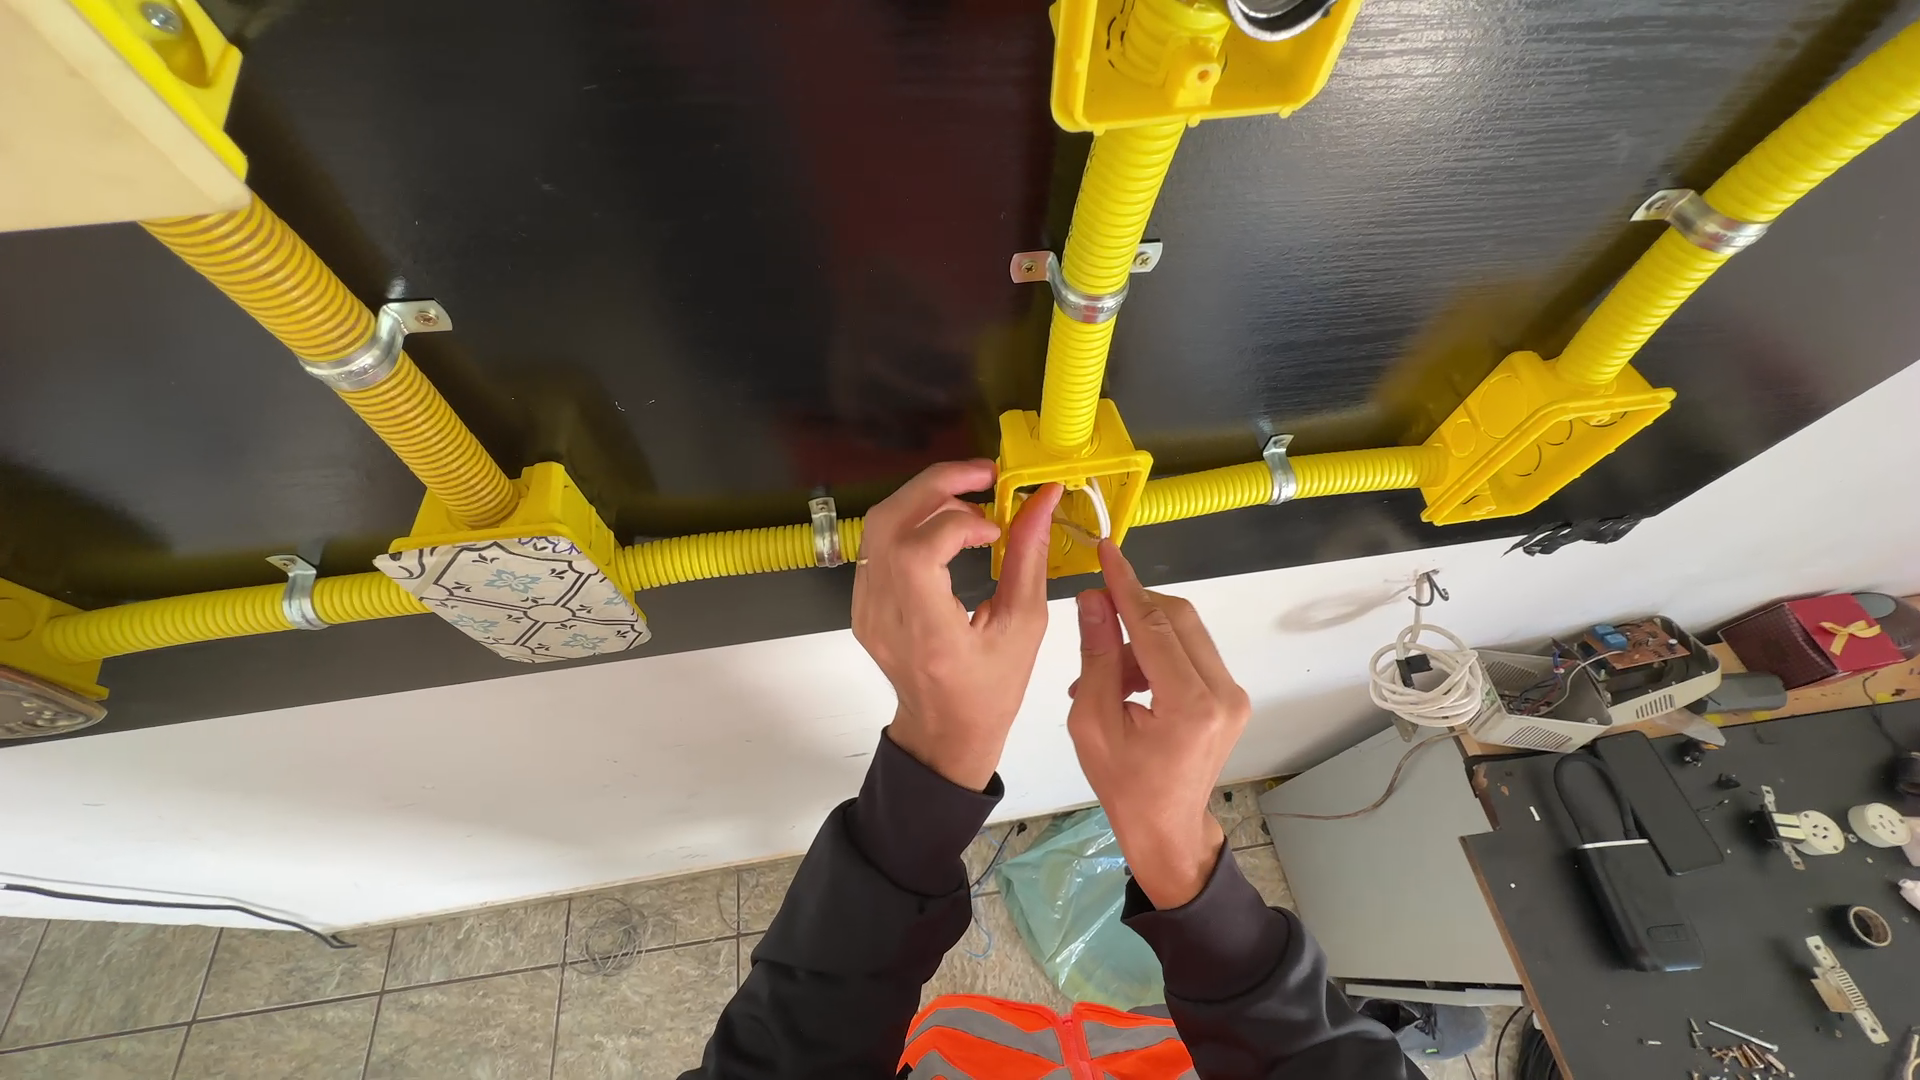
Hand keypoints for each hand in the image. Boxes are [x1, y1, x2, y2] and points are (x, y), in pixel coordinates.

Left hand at [852, 460, 1063, 791]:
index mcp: (928, 635)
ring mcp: (865, 610)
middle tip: (983, 476)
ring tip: (970, 500)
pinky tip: (946, 526)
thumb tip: (1042, 501)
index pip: (916, 553)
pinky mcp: (861, 603)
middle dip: (936, 484)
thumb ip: (1029, 558)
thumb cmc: (990, 691)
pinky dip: (912, 520)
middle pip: (887, 523)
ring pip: (877, 525)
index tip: (994, 527)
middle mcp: (885, 618)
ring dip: (924, 498)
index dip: (955, 522)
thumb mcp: (1024, 627)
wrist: (943, 730)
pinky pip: (878, 543)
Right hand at [1067, 540, 1251, 908]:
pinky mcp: (1232, 696)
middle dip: (1134, 605)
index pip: (1155, 624)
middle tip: (1094, 612)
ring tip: (1107, 670)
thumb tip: (1093, 599)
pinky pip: (1191, 652)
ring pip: (1185, 631)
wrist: (1167, 830)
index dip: (1126, 584)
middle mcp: (1224, 693)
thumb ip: (1097, 656)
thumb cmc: (1122, 785)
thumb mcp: (1091, 722)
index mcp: (1189, 705)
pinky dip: (1157, 651)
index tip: (1106, 549)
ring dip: (1142, 633)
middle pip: (1178, 617)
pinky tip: (1128, 680)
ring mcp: (1234, 694)